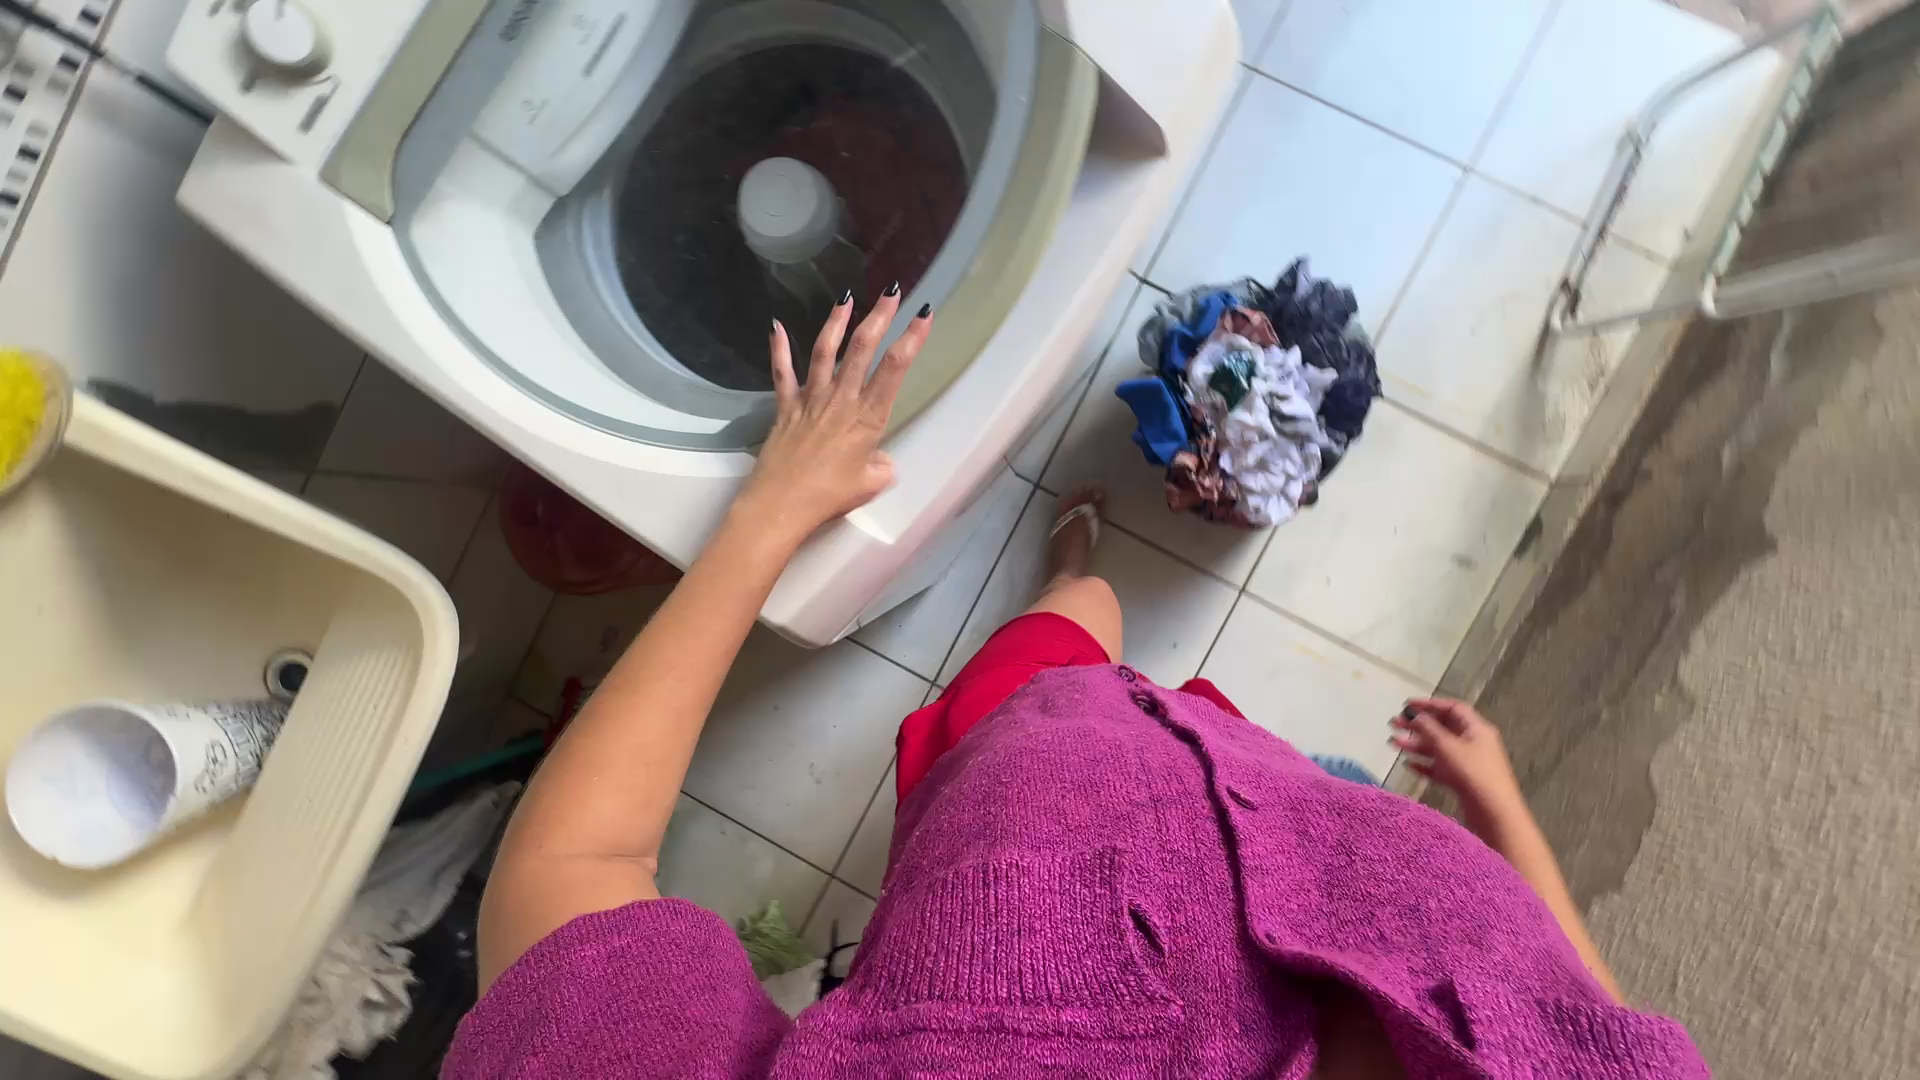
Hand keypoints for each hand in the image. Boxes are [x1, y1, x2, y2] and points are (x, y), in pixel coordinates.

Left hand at [736, 292, 931, 543]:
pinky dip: (778, 348)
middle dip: (880, 317)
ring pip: (825, 351)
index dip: (912, 339)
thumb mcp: (870, 484)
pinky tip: (775, 325)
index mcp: (868, 418)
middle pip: (863, 349)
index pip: (895, 369)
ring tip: (847, 297)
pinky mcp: (786, 406)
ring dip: (837, 322)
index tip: (924, 315)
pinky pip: (782, 373)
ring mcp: (811, 399)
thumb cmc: (830, 497)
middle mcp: (841, 400)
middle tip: (892, 292)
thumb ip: (881, 466)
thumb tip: (879, 459)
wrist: (782, 504)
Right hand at [1390, 698, 1521, 816]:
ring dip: (1415, 744)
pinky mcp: (1463, 780)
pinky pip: (1440, 767)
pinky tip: (1409, 765)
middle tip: (1394, 724)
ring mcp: (1469, 762)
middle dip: (1417, 725)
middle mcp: (1474, 742)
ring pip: (1438, 748)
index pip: (1452, 708)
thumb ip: (1428, 728)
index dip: (1429, 704)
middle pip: (1442, 728)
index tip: (1407, 706)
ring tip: (1393, 743)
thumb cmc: (1471, 772)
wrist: (1493, 812)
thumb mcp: (1446, 745)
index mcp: (1476, 729)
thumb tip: (1416, 715)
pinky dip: (1425, 764)